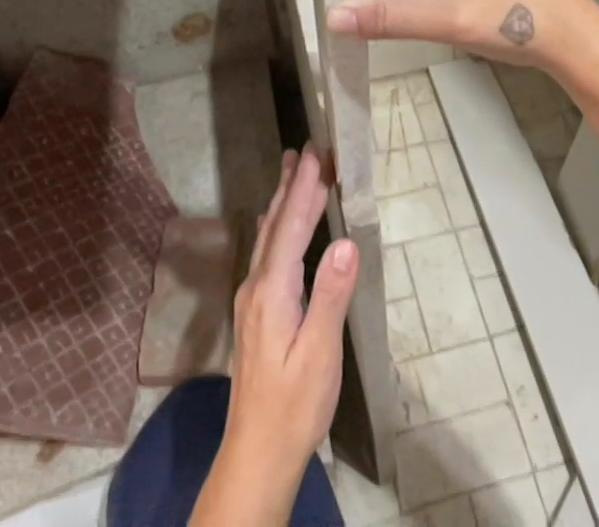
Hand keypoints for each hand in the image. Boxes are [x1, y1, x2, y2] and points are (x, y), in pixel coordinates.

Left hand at [193, 145, 356, 524]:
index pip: (290, 228)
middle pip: (275, 226)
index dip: (303, 189)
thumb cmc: (295, 402)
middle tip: (305, 150)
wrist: (258, 448)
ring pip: (268, 238)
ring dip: (282, 203)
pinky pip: (267, 254)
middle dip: (292, 186)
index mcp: (272, 292)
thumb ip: (331, 295)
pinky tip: (278, 227)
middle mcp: (256, 287)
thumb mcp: (320, 352)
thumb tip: (345, 242)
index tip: (314, 153)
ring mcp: (252, 300)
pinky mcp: (256, 312)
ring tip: (291, 172)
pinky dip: (278, 228)